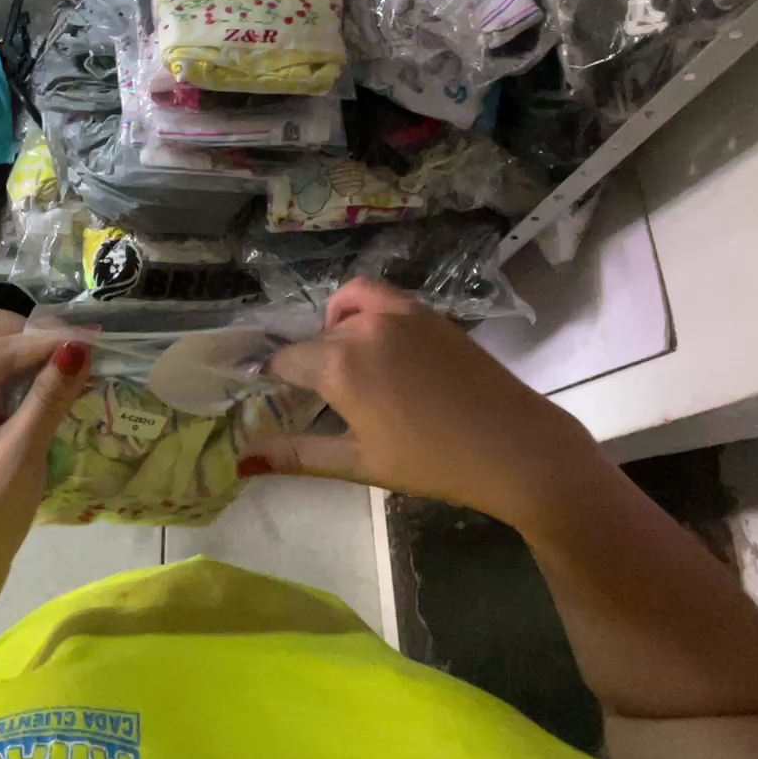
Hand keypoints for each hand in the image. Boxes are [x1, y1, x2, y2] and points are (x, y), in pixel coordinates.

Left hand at [0, 308, 90, 576]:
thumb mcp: (21, 457)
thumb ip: (48, 399)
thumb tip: (80, 349)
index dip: (44, 343)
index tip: (91, 345)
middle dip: (28, 333)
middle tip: (71, 354)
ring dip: (26, 345)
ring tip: (66, 364)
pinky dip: (23, 362)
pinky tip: (51, 378)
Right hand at [246, 278, 605, 530]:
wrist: (516, 447)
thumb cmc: (432, 462)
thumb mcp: (358, 463)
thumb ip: (296, 455)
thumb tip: (242, 460)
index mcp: (340, 364)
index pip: (285, 361)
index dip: (275, 381)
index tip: (279, 401)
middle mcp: (361, 327)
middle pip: (314, 340)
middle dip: (308, 366)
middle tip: (323, 401)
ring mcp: (396, 312)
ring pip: (342, 311)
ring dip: (333, 332)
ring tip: (347, 366)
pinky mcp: (424, 310)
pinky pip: (376, 295)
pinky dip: (360, 308)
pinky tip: (375, 341)